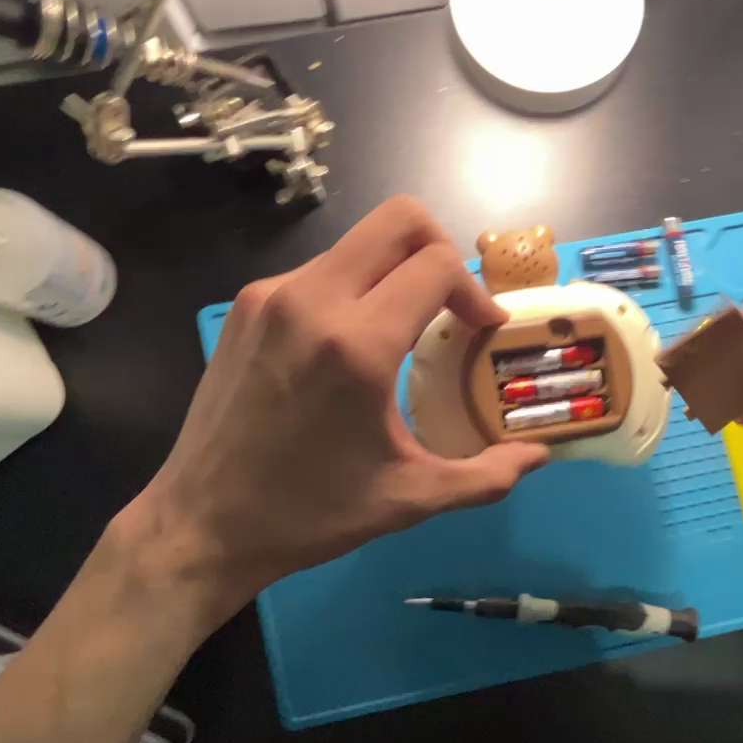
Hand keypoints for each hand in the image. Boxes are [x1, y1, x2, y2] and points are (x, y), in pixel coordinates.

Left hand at [113, 196, 549, 625]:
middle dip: (441, 248)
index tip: (483, 329)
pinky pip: (318, 271)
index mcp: (357, 344)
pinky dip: (352, 289)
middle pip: (397, 220)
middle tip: (452, 303)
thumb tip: (539, 457)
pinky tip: (352, 344)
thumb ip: (485, 476)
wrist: (203, 523)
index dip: (475, 289)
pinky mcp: (246, 307)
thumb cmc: (310, 514)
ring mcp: (270, 296)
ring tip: (406, 328)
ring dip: (394, 271)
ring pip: (356, 244)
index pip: (436, 264)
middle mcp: (311, 299)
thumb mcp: (409, 498)